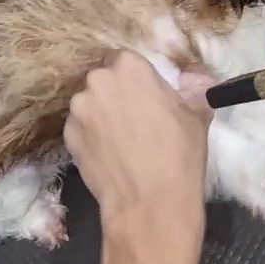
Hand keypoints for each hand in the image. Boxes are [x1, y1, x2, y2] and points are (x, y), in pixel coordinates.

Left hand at [66, 52, 211, 260]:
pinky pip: (80, 128)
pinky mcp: (67, 136)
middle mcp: (97, 81)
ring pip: (89, 104)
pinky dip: (91, 136)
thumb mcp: (197, 115)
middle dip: (115, 94)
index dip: (134, 79)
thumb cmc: (179, 155)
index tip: (144, 97)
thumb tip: (196, 78)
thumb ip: (192, 89)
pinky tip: (109, 154)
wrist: (150, 204)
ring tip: (120, 140)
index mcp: (129, 66)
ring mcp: (78, 109)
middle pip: (102, 80)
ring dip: (100, 114)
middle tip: (133, 119)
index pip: (123, 59)